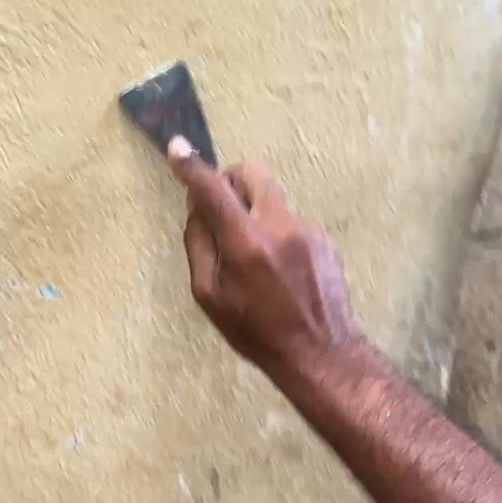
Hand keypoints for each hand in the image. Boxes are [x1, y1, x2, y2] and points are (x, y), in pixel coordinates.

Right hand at [167, 137, 360, 377]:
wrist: (322, 354)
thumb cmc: (255, 330)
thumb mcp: (208, 296)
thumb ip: (199, 245)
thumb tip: (197, 210)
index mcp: (244, 243)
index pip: (212, 190)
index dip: (191, 166)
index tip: (177, 148)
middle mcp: (278, 227)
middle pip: (252, 172)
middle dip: (231, 180)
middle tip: (222, 208)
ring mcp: (307, 230)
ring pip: (270, 199)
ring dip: (253, 213)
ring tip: (254, 258)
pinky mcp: (324, 239)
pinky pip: (287, 221)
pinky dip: (274, 233)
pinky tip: (278, 270)